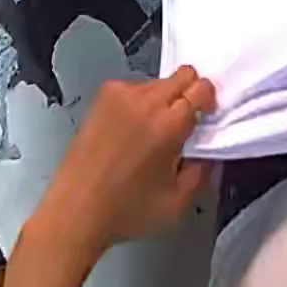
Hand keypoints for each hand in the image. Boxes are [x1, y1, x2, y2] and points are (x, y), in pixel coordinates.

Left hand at [0, 67, 215, 286]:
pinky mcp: (105, 94)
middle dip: (189, 93)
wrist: (76, 208)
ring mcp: (123, 93)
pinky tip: (130, 128)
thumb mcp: (177, 203)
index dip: (208, 99)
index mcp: (169, 125)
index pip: (202, 88)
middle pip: (183, 74)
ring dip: (164, 98)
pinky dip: (140, 101)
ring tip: (151, 131)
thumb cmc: (126, 211)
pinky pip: (135, 87)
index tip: (205, 114)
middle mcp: (147, 101)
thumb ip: (203, 171)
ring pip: (159, 81)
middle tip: (183, 121)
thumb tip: (209, 150)